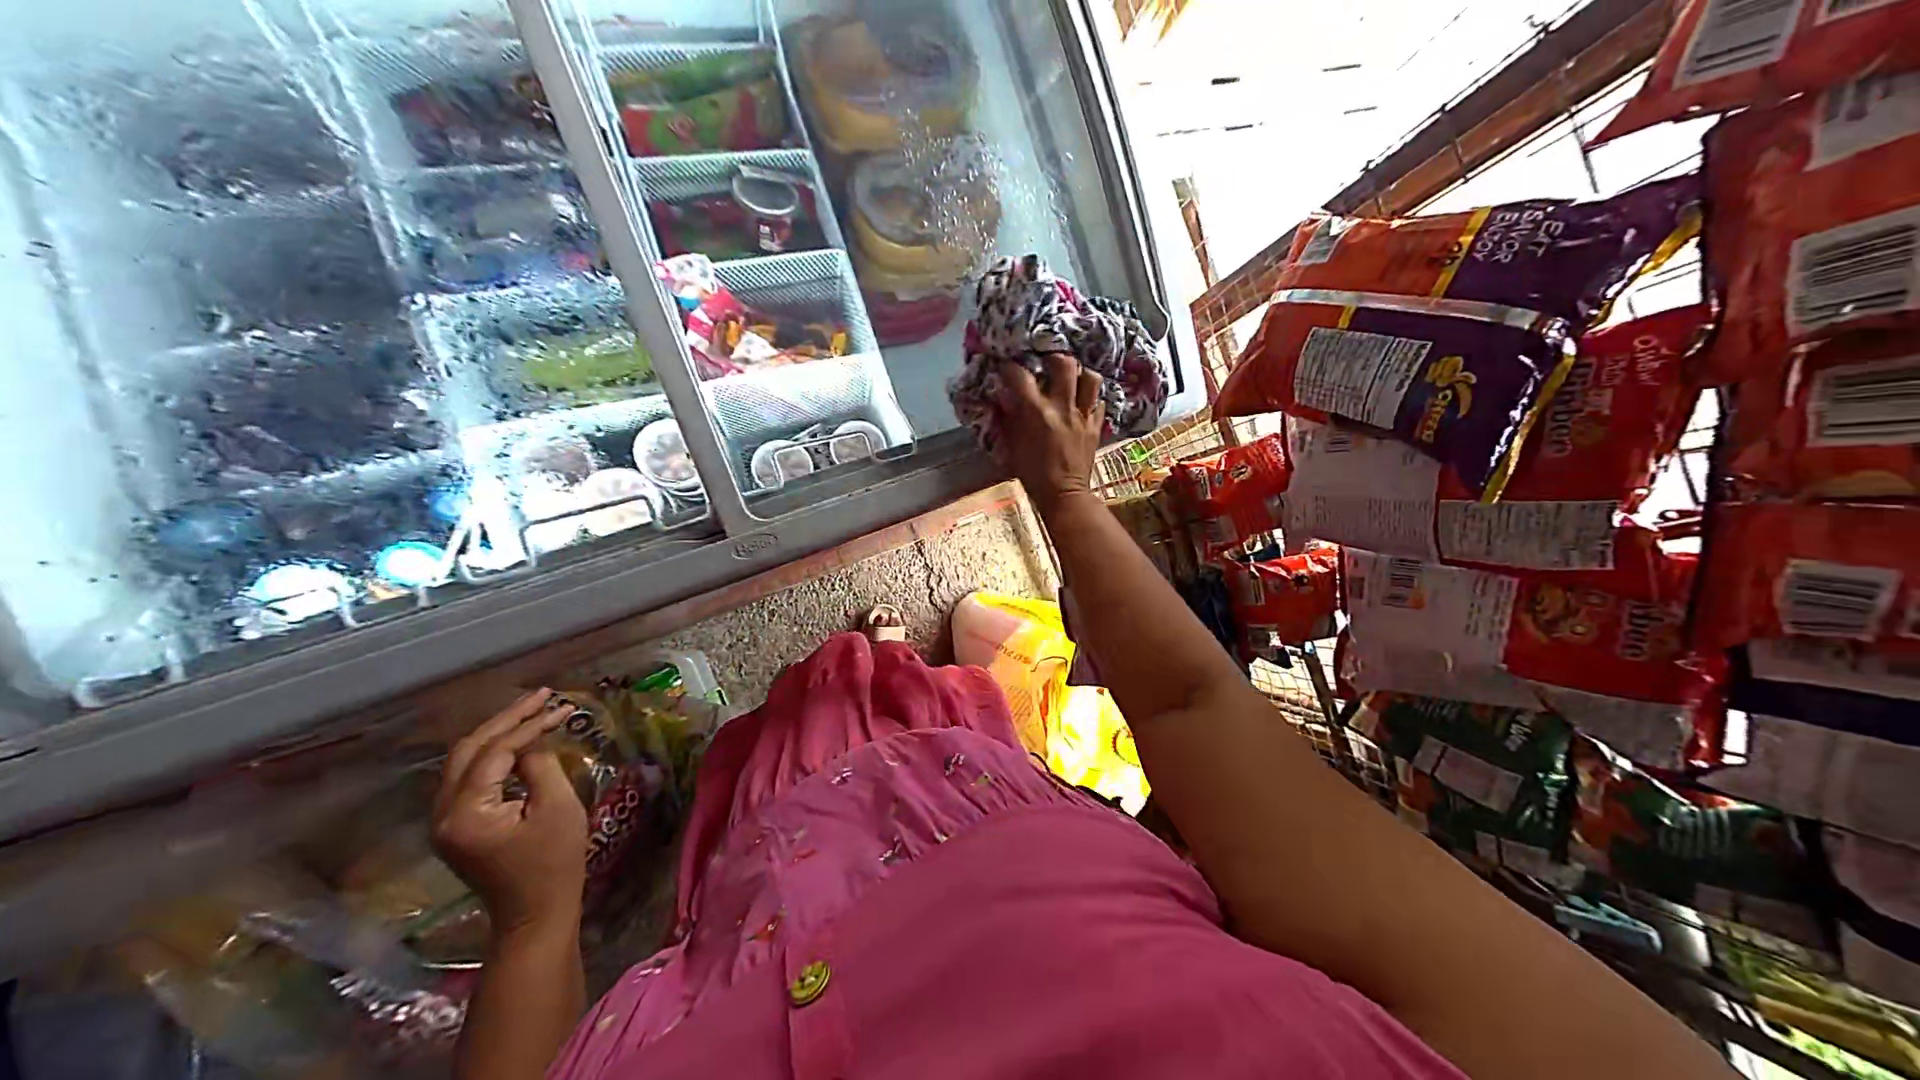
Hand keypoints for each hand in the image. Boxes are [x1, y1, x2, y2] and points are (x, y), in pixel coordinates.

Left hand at [431, 689, 588, 936]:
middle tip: (543, 697)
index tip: (562, 707)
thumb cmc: (554, 863)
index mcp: (466, 812)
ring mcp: (445, 821)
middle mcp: (443, 814)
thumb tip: (532, 744)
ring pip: (465, 760)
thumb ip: (540, 767)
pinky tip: (519, 741)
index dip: (529, 726)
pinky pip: (469, 776)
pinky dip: (493, 753)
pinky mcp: (456, 825)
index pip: (495, 752)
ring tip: (533, 711)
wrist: (535, 914)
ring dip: (498, 733)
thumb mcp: (558, 808)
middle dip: (508, 719)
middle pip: (469, 749)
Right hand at [991, 353, 1105, 515]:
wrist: (1064, 496)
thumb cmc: (1033, 474)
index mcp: (1037, 413)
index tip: (1007, 366)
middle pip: (1066, 365)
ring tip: (1071, 379)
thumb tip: (1005, 398)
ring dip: (1080, 374)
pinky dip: (1091, 398)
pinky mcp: (1096, 426)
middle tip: (1047, 363)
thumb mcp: (1012, 445)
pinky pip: (1099, 402)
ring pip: (1091, 378)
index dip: (1011, 367)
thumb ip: (1010, 418)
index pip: (1022, 377)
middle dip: (1054, 358)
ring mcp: (1083, 416)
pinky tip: (1082, 402)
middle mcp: (1063, 408)